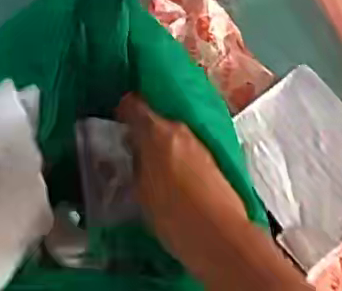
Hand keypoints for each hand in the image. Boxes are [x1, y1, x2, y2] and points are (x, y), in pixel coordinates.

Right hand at [118, 94, 251, 270]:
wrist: (223, 237)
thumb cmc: (174, 216)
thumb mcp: (142, 194)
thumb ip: (136, 166)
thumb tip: (135, 155)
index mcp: (155, 132)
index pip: (133, 104)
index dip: (123, 111)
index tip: (118, 123)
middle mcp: (177, 129)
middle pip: (155, 120)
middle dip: (144, 133)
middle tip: (134, 153)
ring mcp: (198, 142)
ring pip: (172, 136)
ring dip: (163, 147)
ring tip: (155, 170)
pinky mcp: (213, 159)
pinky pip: (187, 150)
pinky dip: (178, 157)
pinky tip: (175, 180)